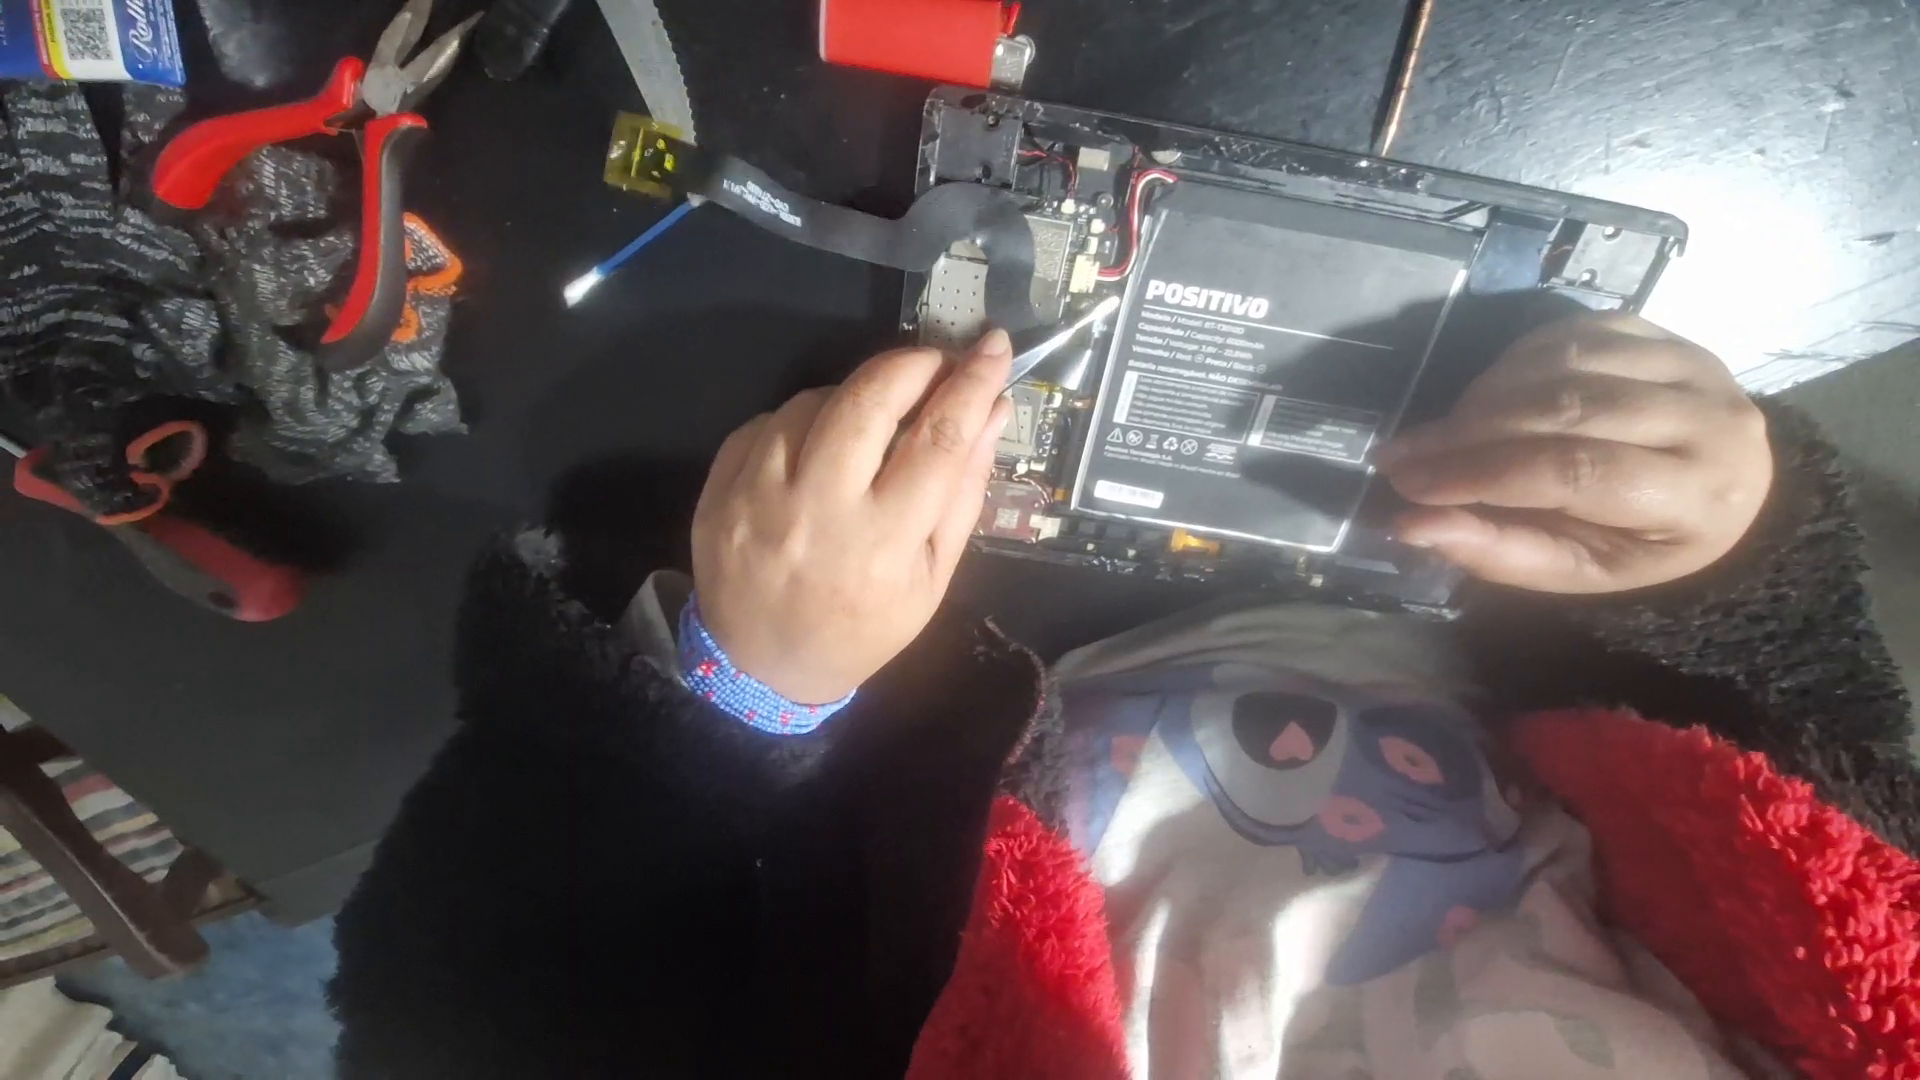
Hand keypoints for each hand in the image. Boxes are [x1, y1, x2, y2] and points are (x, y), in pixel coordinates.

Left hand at [690, 331, 1013, 703]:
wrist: (764, 667)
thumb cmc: (864, 627)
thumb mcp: (932, 579)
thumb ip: (963, 494)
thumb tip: (992, 413)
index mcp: (882, 544)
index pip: (938, 441)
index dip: (971, 384)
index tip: (994, 348)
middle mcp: (817, 511)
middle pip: (869, 400)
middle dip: (912, 364)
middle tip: (936, 362)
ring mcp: (757, 495)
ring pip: (815, 400)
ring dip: (858, 394)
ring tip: (876, 420)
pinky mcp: (719, 485)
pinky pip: (770, 420)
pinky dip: (805, 419)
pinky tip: (820, 446)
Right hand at [1378, 313, 1770, 593]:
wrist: (1707, 491)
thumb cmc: (1629, 542)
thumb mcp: (1568, 570)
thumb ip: (1494, 550)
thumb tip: (1409, 524)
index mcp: (1698, 496)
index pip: (1573, 471)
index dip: (1478, 474)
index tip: (1406, 484)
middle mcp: (1712, 420)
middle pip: (1563, 410)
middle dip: (1463, 434)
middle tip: (1399, 456)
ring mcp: (1693, 365)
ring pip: (1562, 364)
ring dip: (1480, 398)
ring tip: (1441, 434)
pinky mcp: (1663, 334)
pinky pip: (1569, 336)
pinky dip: (1509, 364)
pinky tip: (1484, 399)